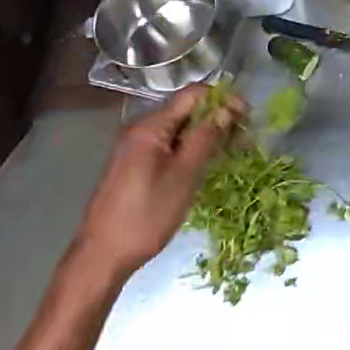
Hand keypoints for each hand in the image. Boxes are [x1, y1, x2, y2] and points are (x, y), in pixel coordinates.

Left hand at [72, 84, 244, 280]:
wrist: (102, 254)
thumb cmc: (146, 216)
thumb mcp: (183, 176)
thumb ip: (206, 138)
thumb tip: (226, 109)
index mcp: (150, 126)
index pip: (192, 95)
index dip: (223, 100)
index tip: (247, 116)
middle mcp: (139, 128)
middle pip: (185, 109)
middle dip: (216, 117)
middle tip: (243, 137)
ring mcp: (134, 145)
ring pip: (177, 128)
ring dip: (204, 133)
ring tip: (229, 150)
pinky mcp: (133, 162)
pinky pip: (167, 143)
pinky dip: (188, 147)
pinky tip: (203, 163)